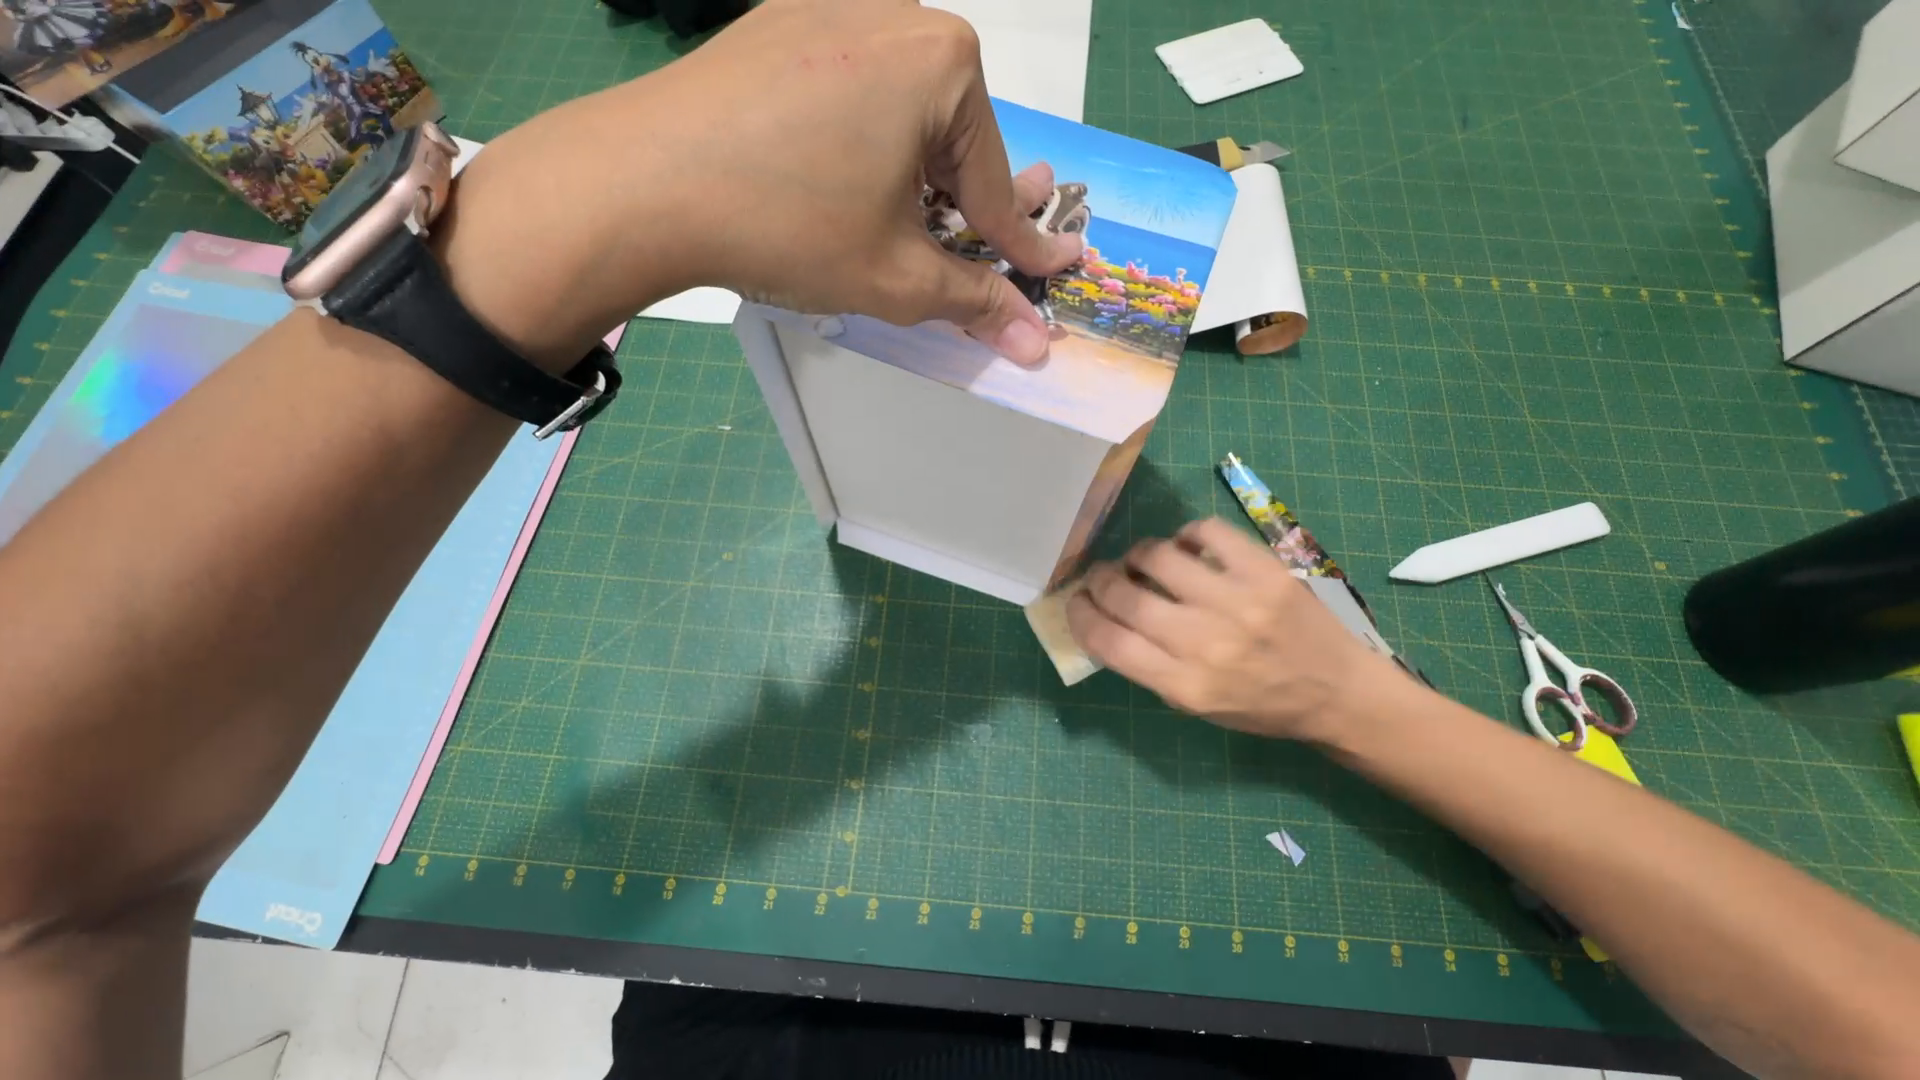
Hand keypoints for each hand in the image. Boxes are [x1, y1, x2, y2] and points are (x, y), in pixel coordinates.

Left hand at [433, 0, 1082, 368]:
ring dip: (910, 173)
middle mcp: (898, 13)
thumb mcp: (896, 278)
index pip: (995, 184)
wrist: (639, 183)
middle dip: (960, 204)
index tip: (1057, 272)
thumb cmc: (788, 227)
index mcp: (944, 64)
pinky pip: (848, 89)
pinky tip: (834, 177)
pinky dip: (860, 140)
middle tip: (964, 251)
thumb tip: (1038, 343)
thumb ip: (975, 302)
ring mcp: (832, 7)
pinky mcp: (779, 21)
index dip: (1022, 246)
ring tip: (890, 221)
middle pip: (952, 138)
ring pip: (901, 112)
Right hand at [1066, 518, 1401, 742]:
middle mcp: (1205, 643)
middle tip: (1102, 577)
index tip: (1076, 603)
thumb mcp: (1196, 706)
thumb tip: (1107, 619)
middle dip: (1099, 581)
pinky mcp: (1266, 571)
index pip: (1107, 641)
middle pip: (1124, 596)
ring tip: (1142, 561)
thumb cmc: (1262, 706)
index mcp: (1185, 685)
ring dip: (1137, 555)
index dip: (1080, 616)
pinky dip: (1186, 535)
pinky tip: (1187, 548)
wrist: (1340, 693)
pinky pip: (1206, 532)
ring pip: (1157, 556)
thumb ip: (1149, 667)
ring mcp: (1238, 602)